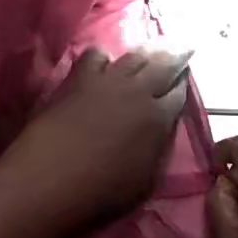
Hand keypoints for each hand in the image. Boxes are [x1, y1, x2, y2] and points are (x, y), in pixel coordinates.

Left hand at [0, 48, 190, 227]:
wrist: (52, 178)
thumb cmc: (101, 192)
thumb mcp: (145, 180)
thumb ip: (156, 148)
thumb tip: (159, 131)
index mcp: (158, 120)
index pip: (178, 95)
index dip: (183, 85)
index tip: (185, 78)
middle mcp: (138, 93)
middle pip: (163, 65)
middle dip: (176, 54)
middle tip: (184, 45)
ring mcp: (108, 81)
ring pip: (133, 55)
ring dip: (146, 50)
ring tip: (151, 46)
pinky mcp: (79, 77)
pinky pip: (96, 55)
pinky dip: (103, 56)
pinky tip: (103, 61)